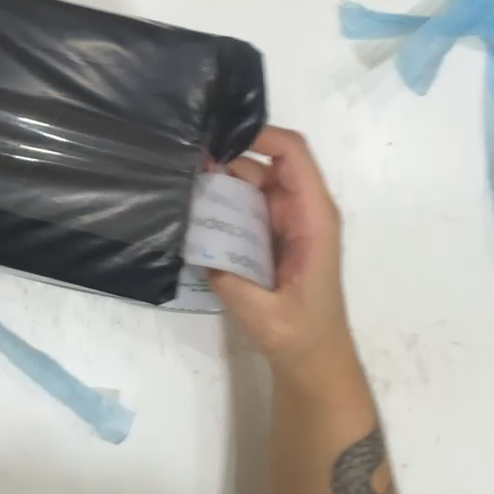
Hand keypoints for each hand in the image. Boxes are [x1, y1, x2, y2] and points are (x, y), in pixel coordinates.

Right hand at [208, 126, 361, 395]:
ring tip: (180, 185)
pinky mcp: (267, 231)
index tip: (213, 138)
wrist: (313, 359)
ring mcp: (283, 219)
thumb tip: (194, 238)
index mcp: (312, 218)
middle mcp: (300, 210)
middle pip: (262, 160)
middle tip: (181, 165)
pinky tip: (191, 208)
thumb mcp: (262, 311)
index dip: (258, 135)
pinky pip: (242, 200)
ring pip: (248, 178)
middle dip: (223, 156)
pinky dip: (217, 198)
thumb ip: (228, 275)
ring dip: (216, 178)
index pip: (292, 154)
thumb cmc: (299, 333)